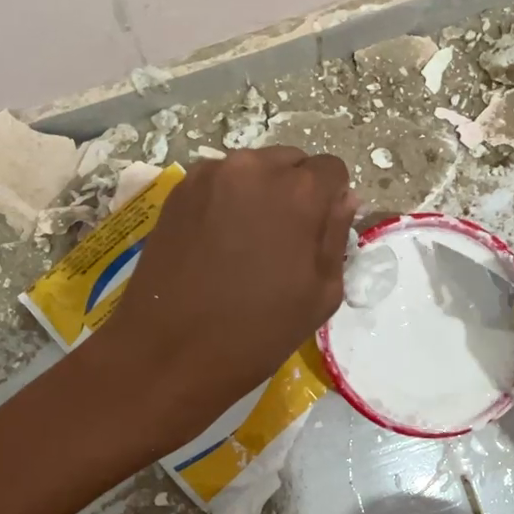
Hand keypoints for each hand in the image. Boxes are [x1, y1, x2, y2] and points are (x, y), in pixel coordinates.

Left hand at [104, 146, 357, 406]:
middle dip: (296, 190)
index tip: (317, 232)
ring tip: (248, 241)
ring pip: (252, 169)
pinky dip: (227, 199)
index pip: (331, 170)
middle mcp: (254, 168)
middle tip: (284, 238)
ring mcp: (210, 175)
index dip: (330, 199)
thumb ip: (336, 235)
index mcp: (299, 191)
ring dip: (260, 192)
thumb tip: (344, 199)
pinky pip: (218, 182)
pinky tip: (218, 241)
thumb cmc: (257, 332)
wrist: (169, 351)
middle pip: (291, 162)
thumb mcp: (321, 294)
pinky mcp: (178, 190)